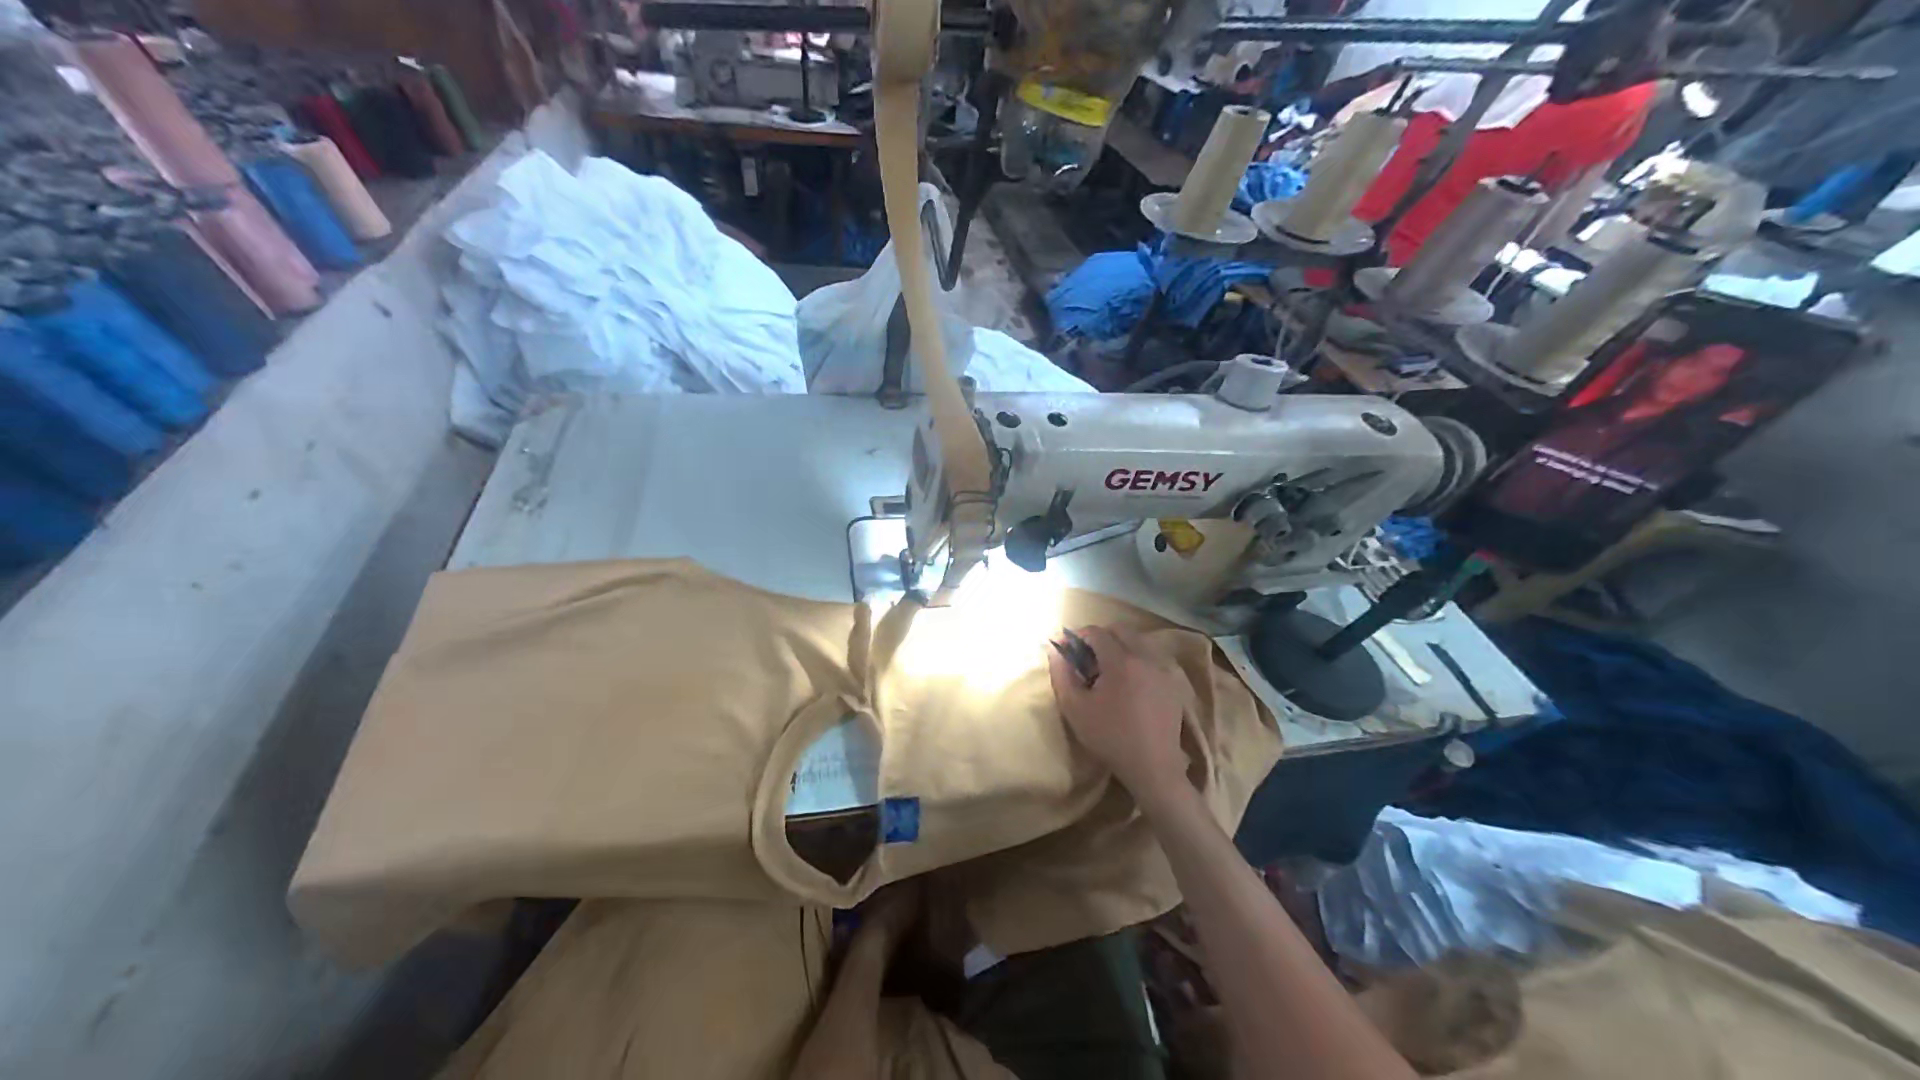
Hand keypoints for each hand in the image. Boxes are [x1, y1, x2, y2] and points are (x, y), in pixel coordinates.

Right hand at [1048, 625, 1191, 804]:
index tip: (1067, 649)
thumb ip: (1061, 674)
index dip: (1078, 636)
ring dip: (1120, 646)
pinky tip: (1128, 684)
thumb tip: (1056, 650)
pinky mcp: (1173, 683)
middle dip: (1100, 637)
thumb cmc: (1109, 737)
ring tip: (1107, 670)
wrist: (1153, 767)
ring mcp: (1164, 669)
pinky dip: (1136, 660)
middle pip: (1121, 630)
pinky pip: (1152, 658)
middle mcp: (1146, 657)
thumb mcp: (1074, 708)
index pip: (1097, 632)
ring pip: (1139, 641)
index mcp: (1122, 661)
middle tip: (1086, 658)